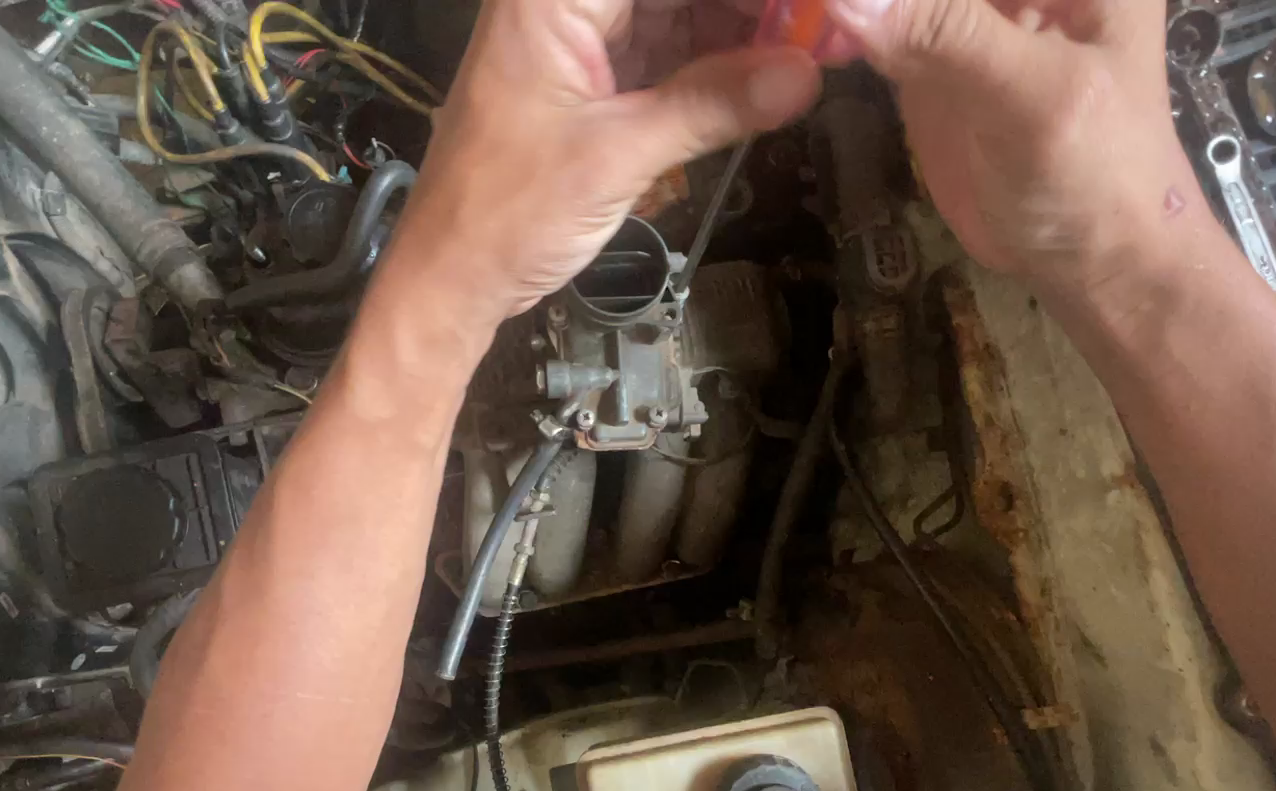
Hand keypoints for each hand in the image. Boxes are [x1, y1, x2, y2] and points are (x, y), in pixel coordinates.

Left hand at [377, 0, 821, 333]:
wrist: (456, 277)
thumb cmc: (510, 215)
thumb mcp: (616, 157)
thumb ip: (711, 107)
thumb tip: (807, 75)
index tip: (804, 7)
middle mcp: (565, 2)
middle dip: (748, 5)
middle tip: (820, 24)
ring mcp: (578, 42)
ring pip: (675, 12)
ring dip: (738, 30)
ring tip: (807, 47)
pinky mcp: (590, 85)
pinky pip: (663, 56)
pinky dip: (710, 69)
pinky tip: (764, 75)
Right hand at [824, 0, 1203, 289]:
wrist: (1081, 252)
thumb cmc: (1089, 170)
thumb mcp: (1028, 92)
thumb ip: (946, 34)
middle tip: (796, 7)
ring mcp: (968, 21)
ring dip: (850, 8)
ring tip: (791, 13)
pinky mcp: (930, 70)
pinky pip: (881, 35)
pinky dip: (845, 34)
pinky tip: (806, 34)